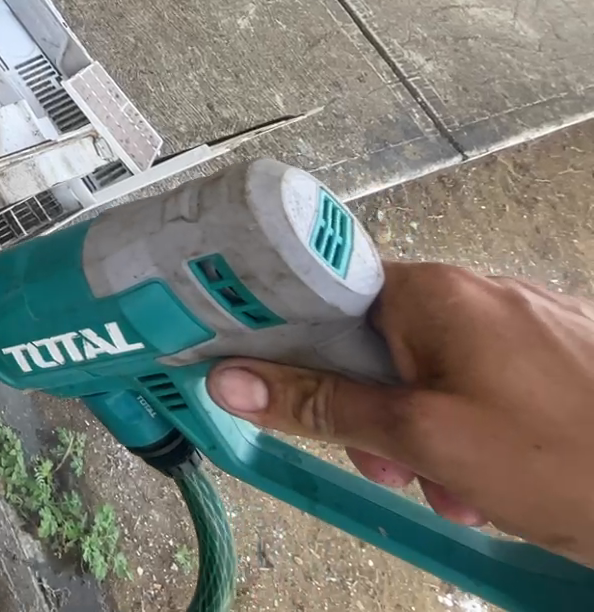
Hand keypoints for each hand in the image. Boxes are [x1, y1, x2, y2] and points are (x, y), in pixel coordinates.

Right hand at [204, 261, 593, 565]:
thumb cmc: (572, 461)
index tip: (284, 392)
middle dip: (370, 409)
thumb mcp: (426, 441)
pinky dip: (472, 427)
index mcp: (433, 290)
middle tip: (386, 466)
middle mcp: (477, 291)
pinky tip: (498, 480)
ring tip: (454, 491)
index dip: (290, 344)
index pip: (320, 296)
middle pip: (375, 342)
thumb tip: (222, 380)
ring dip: (422, 429)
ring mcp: (532, 323)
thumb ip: (318, 406)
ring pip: (431, 370)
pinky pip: (485, 383)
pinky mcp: (572, 358)